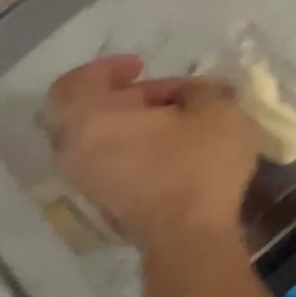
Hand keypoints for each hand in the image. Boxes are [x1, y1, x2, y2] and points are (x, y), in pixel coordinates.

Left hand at [47, 55, 264, 249]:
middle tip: (179, 93)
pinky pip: (113, 157)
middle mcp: (75, 147)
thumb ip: (205, 90)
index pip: (77, 82)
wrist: (189, 232)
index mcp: (92, 120)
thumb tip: (194, 92)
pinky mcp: (105, 198)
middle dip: (134, 95)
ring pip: (103, 136)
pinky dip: (138, 144)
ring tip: (183, 120)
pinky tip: (178, 146)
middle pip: (92, 110)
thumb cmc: (199, 163)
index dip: (107, 68)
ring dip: (138, 122)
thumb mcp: (220, 111)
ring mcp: (86, 177)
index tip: (142, 64)